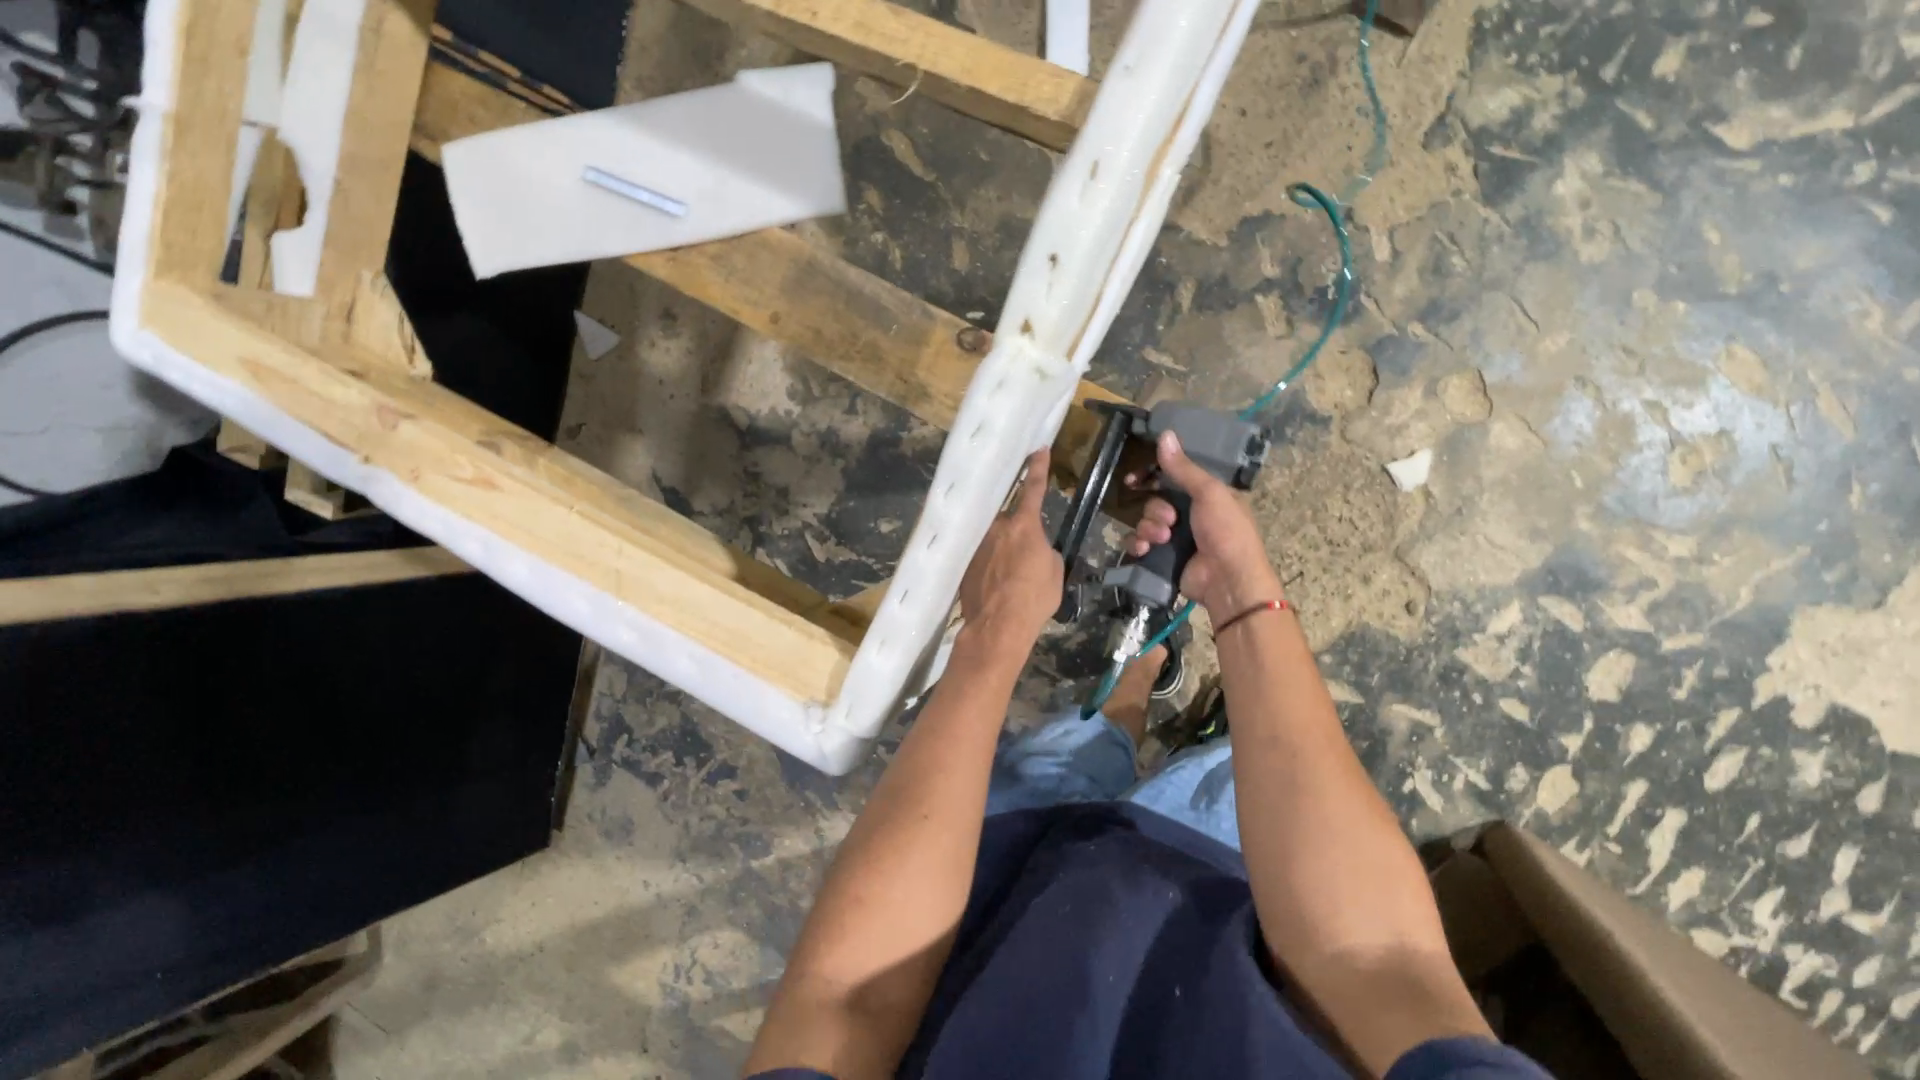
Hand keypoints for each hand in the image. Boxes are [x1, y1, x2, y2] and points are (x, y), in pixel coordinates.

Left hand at [958, 449, 1064, 648]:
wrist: (997, 626)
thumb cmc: (1034, 597)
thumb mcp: (1054, 571)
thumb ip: (1045, 549)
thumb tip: (1036, 547)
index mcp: (1023, 525)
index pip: (1033, 489)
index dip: (1038, 469)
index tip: (1038, 450)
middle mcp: (995, 527)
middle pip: (1008, 517)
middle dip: (1016, 529)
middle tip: (1023, 554)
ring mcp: (976, 543)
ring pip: (992, 536)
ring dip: (1001, 548)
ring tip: (1008, 574)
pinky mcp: (962, 561)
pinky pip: (980, 554)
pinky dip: (988, 563)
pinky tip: (994, 582)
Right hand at [1125, 431, 1282, 614]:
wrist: (1227, 579)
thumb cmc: (1226, 531)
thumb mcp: (1209, 493)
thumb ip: (1184, 468)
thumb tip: (1165, 434)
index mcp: (1206, 496)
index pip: (1174, 478)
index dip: (1153, 476)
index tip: (1135, 478)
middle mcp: (1190, 515)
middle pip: (1155, 501)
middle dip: (1156, 509)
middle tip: (1169, 519)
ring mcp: (1175, 539)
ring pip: (1145, 523)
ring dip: (1148, 528)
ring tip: (1162, 539)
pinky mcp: (1163, 559)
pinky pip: (1138, 545)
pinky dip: (1138, 545)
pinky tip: (1145, 550)